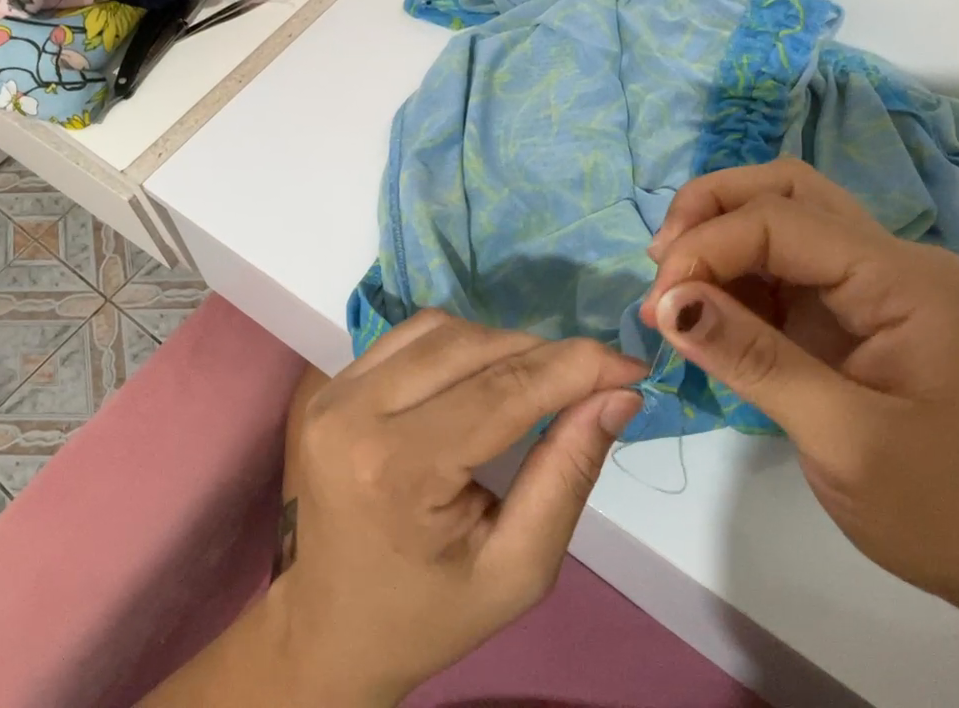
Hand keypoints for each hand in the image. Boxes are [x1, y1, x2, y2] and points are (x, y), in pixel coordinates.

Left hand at [274, 311, 644, 703]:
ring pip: (437, 330)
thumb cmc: (429, 613)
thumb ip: (568, 475)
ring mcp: (331, 394)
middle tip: (594, 380)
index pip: (503, 391)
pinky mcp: (326, 387)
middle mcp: (353, 414)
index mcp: (398, 469)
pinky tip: (485, 378)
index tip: (632, 367)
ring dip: (500, 344)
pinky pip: (405, 339)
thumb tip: (617, 396)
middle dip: (543, 353)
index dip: (576, 367)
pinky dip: (457, 346)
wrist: (331, 627)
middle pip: (469, 347)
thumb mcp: (518, 569)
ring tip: (543, 381)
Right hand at [641, 160, 958, 612]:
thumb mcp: (844, 438)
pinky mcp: (855, 320)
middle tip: (659, 265)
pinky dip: (735, 279)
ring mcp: (874, 291)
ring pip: (783, 222)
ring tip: (672, 293)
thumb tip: (667, 303)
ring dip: (719, 240)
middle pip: (786, 191)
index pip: (781, 220)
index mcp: (904, 281)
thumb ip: (753, 359)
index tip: (656, 308)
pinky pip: (786, 273)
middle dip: (710, 212)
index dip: (705, 247)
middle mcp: (891, 265)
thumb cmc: (952, 510)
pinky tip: (705, 315)